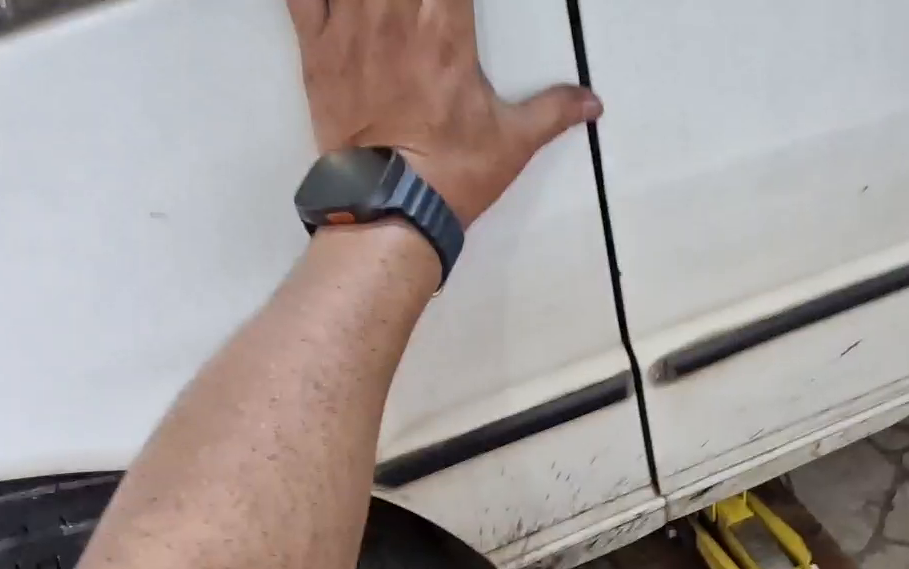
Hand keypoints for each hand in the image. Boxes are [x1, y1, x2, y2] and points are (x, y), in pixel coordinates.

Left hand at [286, 0, 602, 225]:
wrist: (393, 208)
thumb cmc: (456, 174)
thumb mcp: (514, 143)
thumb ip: (554, 111)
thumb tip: (594, 102)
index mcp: (446, 29)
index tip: (456, 3)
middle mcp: (395, 13)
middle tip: (423, 7)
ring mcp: (349, 25)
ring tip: (388, 5)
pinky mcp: (314, 46)